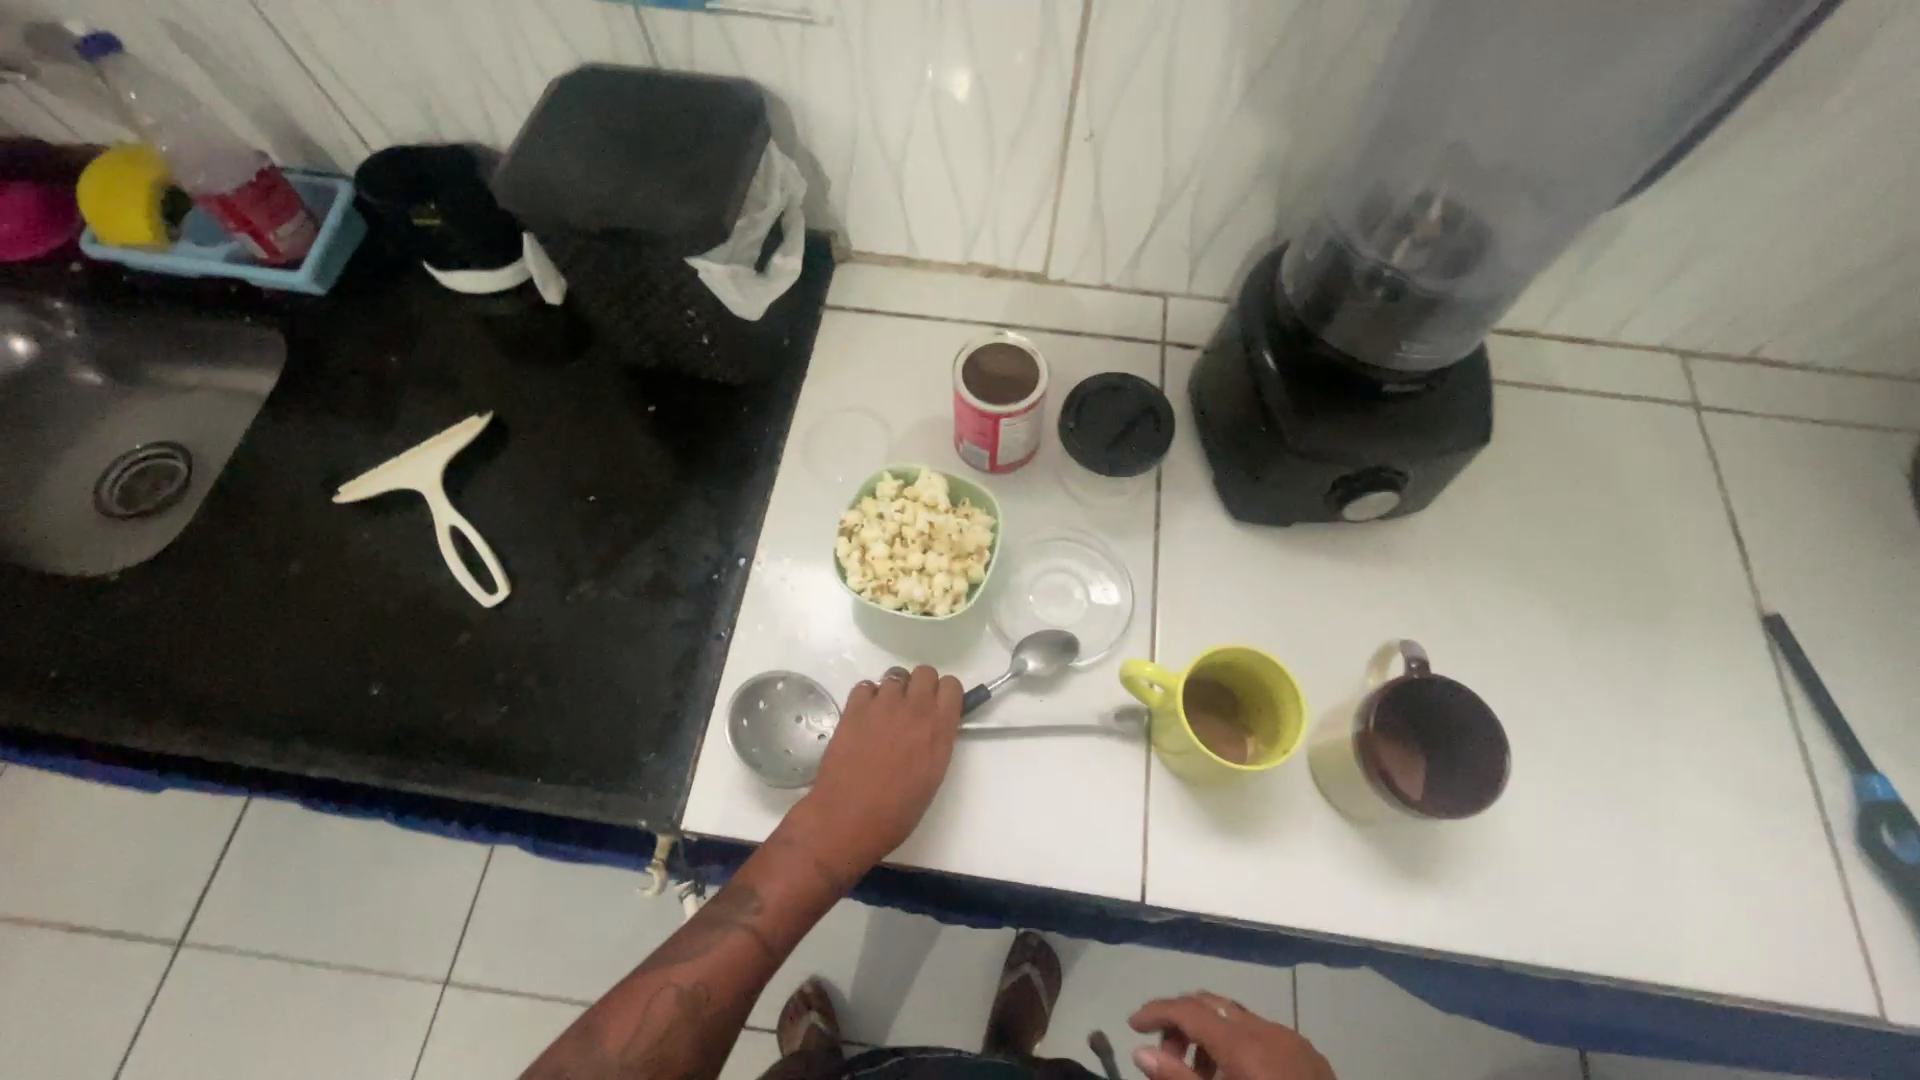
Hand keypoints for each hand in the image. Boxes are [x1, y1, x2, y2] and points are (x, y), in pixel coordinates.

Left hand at [789, 665, 962, 882]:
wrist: (848, 818)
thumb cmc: (896, 811)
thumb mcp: (932, 776)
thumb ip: (936, 742)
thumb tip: (931, 727)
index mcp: (938, 730)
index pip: (952, 686)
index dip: (945, 693)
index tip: (938, 706)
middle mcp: (914, 710)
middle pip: (924, 672)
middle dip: (921, 685)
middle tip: (911, 707)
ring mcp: (882, 706)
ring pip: (895, 675)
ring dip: (894, 690)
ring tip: (885, 714)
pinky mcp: (854, 709)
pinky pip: (866, 685)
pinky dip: (868, 697)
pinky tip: (864, 717)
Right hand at [1129, 992, 1334, 1079]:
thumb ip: (1179, 1079)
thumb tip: (1142, 1050)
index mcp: (1242, 1043)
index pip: (1187, 1009)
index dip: (1156, 1011)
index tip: (1132, 1024)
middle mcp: (1265, 1029)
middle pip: (1210, 1004)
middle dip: (1181, 1022)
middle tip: (1166, 1056)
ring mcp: (1291, 1039)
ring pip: (1237, 1017)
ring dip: (1209, 1034)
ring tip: (1200, 1074)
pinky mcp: (1309, 1054)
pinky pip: (1262, 1033)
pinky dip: (1238, 1043)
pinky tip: (1238, 1076)